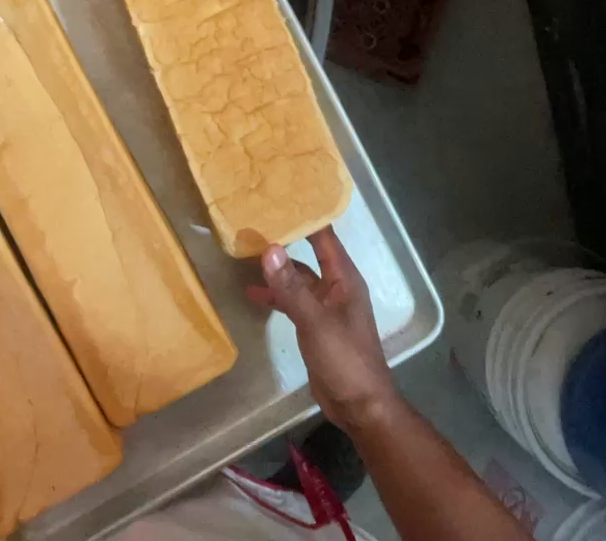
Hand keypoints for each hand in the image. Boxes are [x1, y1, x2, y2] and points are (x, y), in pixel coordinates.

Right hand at [247, 226, 399, 435]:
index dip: (305, 215)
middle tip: (254, 218)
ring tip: (245, 253)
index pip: (324, 235)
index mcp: (344, 278)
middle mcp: (336, 286)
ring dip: (276, 267)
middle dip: (285, 238)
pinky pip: (292, 300)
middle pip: (308, 252)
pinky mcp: (314, 325)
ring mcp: (325, 306)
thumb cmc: (346, 359)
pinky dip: (275, 294)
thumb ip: (291, 287)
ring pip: (297, 277)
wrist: (360, 408)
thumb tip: (268, 248)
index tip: (279, 196)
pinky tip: (252, 292)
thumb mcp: (315, 322)